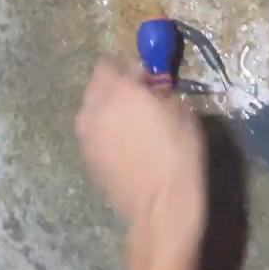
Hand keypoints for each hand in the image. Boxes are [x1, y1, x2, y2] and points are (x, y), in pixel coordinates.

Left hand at [76, 61, 206, 254]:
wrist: (162, 204)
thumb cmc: (178, 151)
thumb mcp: (181, 109)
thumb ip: (160, 90)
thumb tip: (152, 87)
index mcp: (118, 90)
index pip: (109, 64)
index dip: (127, 68)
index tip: (145, 77)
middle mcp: (95, 109)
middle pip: (96, 86)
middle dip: (114, 87)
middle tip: (138, 97)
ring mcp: (87, 136)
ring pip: (91, 111)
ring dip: (106, 109)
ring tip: (130, 122)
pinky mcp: (87, 160)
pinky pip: (93, 134)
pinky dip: (105, 132)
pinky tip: (125, 145)